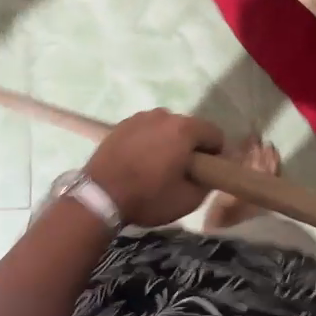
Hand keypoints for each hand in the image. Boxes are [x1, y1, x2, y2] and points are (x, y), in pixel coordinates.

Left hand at [83, 110, 224, 226]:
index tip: (206, 171)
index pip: (215, 134)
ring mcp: (140, 117)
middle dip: (191, 147)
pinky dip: (148, 141)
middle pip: (190, 128)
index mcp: (184, 129)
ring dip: (169, 142)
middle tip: (182, 171)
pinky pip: (146, 130)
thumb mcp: (187, 200)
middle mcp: (164, 115)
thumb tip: (210, 174)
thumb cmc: (148, 197)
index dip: (216, 153)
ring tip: (157, 166)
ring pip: (166, 127)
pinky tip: (139, 161)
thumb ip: (207, 184)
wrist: (100, 195)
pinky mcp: (122, 124)